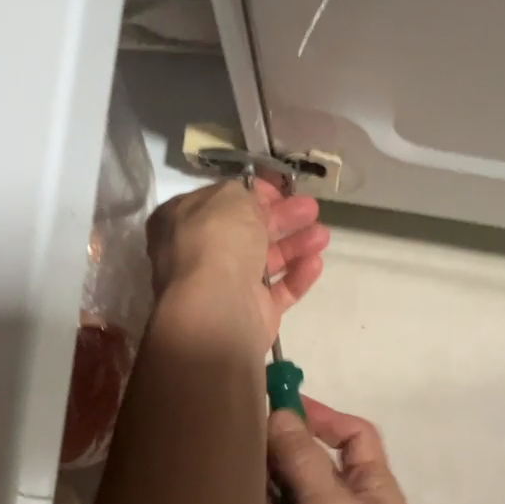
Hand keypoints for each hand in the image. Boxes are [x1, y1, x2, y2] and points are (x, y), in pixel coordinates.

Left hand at [146, 179, 327, 355]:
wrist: (216, 310)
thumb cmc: (216, 243)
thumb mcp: (231, 199)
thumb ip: (246, 194)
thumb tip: (256, 201)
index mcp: (182, 222)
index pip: (219, 202)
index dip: (251, 193)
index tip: (279, 189)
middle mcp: (200, 254)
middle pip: (246, 232)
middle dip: (281, 217)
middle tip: (311, 208)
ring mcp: (226, 287)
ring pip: (265, 261)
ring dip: (295, 244)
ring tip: (323, 235)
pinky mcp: (251, 314)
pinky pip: (278, 292)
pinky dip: (297, 276)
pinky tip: (315, 262)